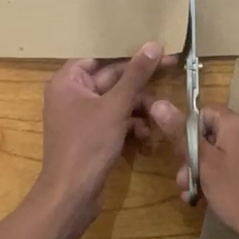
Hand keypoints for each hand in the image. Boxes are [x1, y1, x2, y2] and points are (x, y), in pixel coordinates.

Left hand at [36, 45, 164, 220]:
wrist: (72, 194)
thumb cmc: (88, 144)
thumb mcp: (116, 106)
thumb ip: (136, 75)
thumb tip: (153, 45)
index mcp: (67, 81)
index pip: (99, 56)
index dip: (127, 52)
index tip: (154, 47)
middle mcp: (71, 95)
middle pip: (111, 78)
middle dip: (139, 84)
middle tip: (170, 68)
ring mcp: (82, 116)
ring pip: (117, 100)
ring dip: (138, 106)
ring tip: (158, 112)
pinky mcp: (92, 135)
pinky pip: (115, 119)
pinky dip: (131, 123)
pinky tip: (146, 133)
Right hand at [146, 99, 238, 238]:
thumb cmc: (238, 193)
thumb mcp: (204, 165)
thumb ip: (181, 136)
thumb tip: (158, 102)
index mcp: (237, 124)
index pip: (206, 112)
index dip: (188, 130)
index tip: (179, 154)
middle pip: (212, 135)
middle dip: (192, 158)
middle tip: (184, 183)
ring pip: (222, 155)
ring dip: (203, 173)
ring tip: (193, 196)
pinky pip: (235, 167)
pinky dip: (220, 179)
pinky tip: (210, 200)